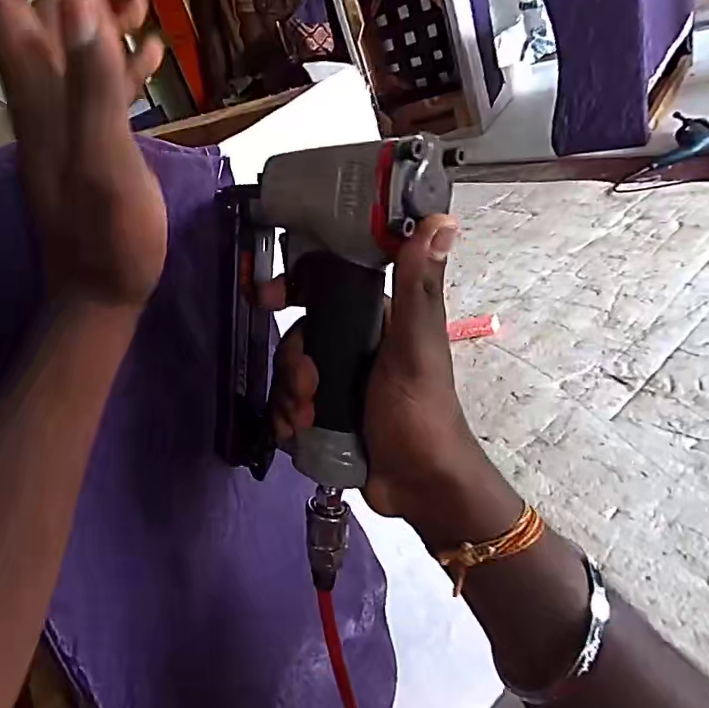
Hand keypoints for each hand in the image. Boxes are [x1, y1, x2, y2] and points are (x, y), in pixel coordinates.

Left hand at [0, 0, 168, 307]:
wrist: (99, 294)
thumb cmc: (109, 240)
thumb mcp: (107, 163)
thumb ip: (94, 86)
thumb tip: (80, 2)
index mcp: (41, 94)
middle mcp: (44, 96)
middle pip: (52, 12)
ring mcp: (66, 119)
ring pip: (77, 43)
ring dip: (108, 8)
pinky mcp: (89, 141)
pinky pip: (100, 82)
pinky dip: (122, 54)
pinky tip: (151, 48)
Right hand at [265, 215, 515, 537]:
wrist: (416, 487)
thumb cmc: (419, 412)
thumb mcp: (415, 345)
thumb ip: (418, 285)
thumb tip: (441, 220)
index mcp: (379, 319)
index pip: (327, 288)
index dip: (294, 288)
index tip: (267, 298)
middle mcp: (356, 344)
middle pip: (299, 334)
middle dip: (294, 362)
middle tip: (307, 387)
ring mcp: (338, 380)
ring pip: (290, 371)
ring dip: (289, 394)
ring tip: (307, 418)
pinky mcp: (325, 412)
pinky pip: (288, 403)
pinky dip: (287, 416)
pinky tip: (298, 432)